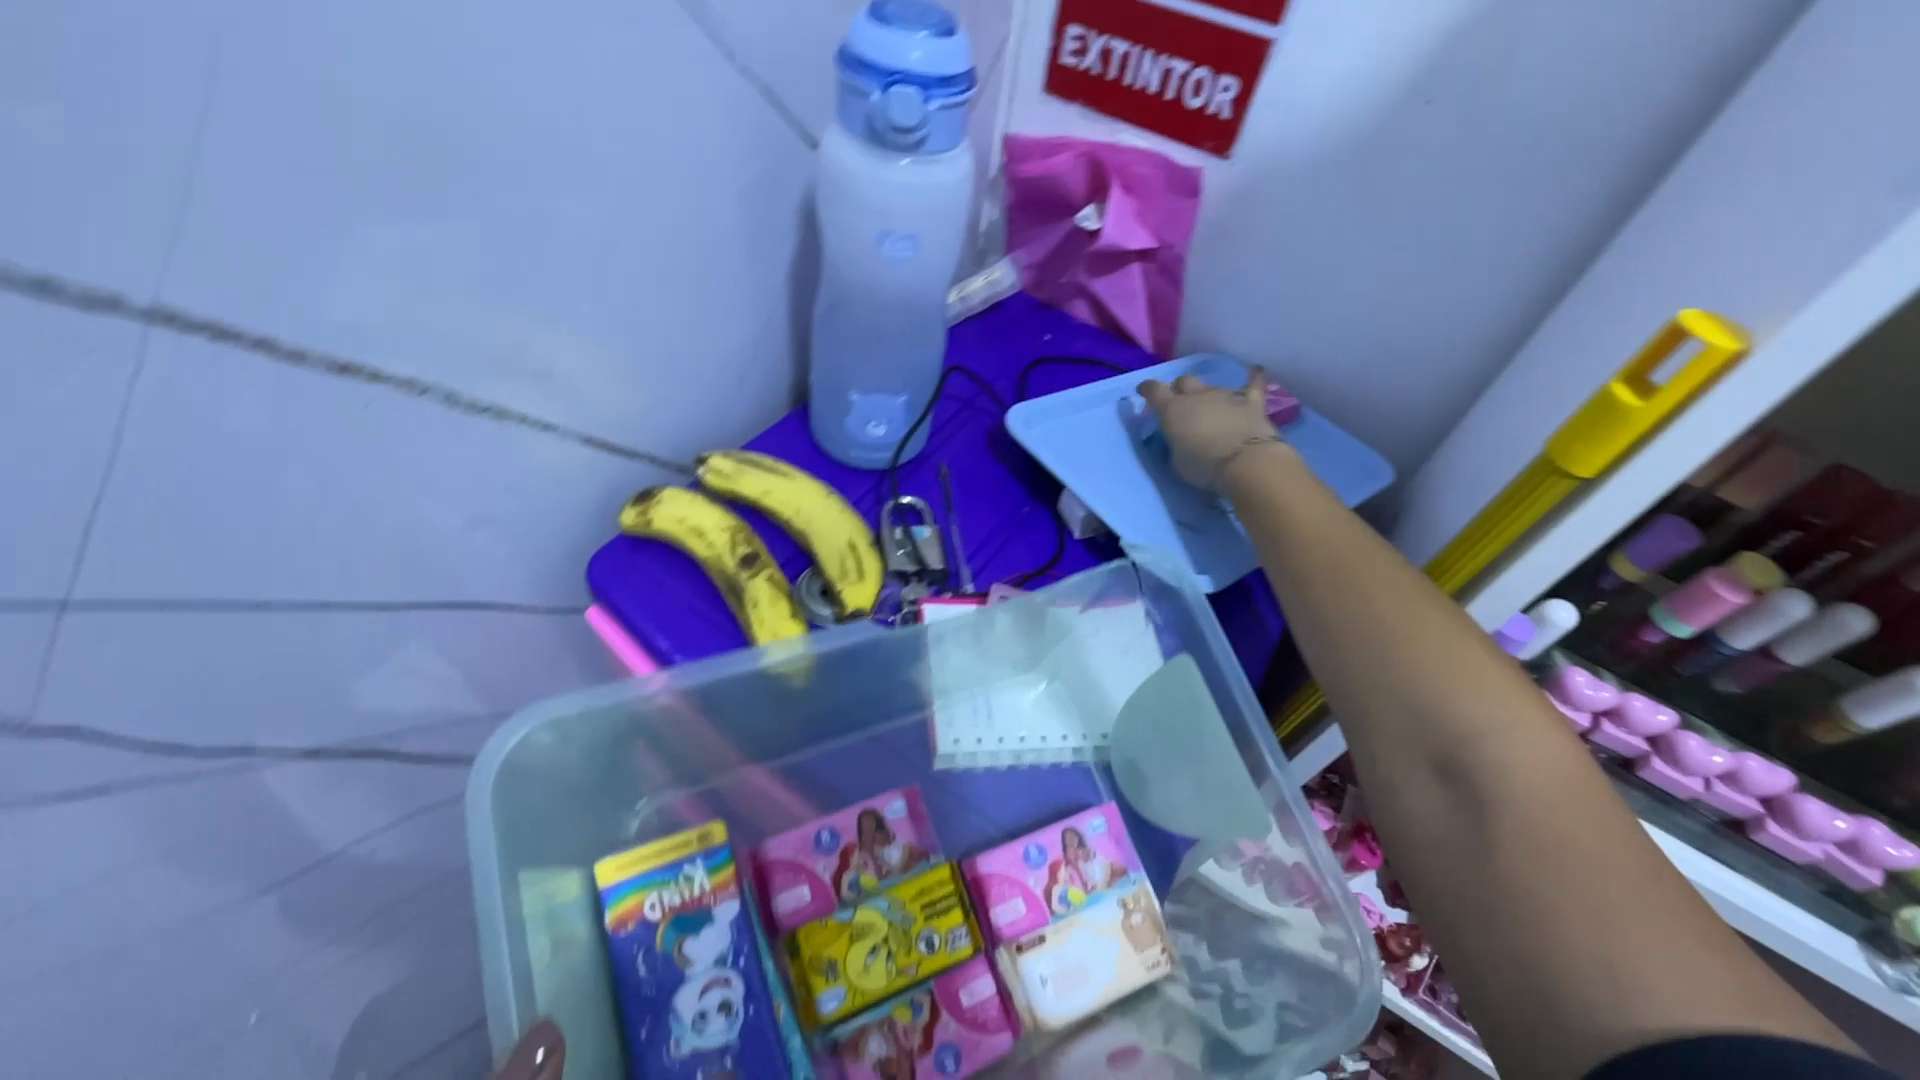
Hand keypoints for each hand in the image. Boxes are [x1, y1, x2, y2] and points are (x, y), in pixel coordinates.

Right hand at [1137, 367, 1286, 490]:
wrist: (1245, 462)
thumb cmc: (1204, 466)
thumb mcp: (1176, 461)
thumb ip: (1175, 444)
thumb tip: (1179, 439)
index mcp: (1172, 410)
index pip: (1154, 390)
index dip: (1148, 389)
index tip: (1144, 390)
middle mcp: (1197, 395)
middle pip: (1184, 381)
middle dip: (1180, 389)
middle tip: (1181, 402)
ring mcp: (1225, 395)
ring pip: (1212, 386)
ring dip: (1208, 394)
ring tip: (1211, 406)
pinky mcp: (1251, 402)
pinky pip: (1253, 384)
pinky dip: (1253, 378)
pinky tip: (1256, 370)